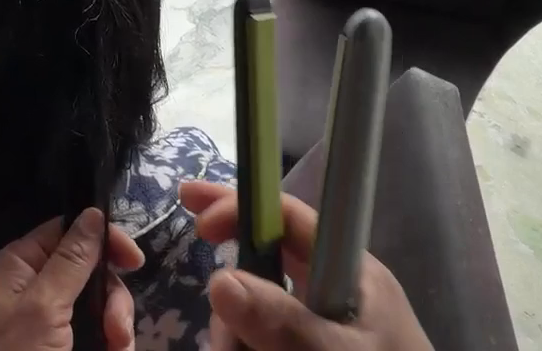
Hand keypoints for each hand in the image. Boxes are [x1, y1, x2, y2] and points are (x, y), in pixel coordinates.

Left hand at [0, 207, 143, 350]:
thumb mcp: (42, 308)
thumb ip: (71, 260)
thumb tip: (92, 213)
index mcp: (21, 266)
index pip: (67, 230)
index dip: (101, 239)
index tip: (133, 261)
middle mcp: (35, 288)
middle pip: (90, 272)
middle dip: (111, 298)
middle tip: (117, 329)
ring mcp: (49, 324)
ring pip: (99, 308)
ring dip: (115, 328)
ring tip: (116, 350)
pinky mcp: (63, 350)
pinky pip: (97, 337)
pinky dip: (111, 348)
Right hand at [179, 182, 431, 350]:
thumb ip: (283, 323)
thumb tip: (218, 280)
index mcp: (347, 267)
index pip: (286, 213)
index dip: (239, 204)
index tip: (194, 214)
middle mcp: (331, 286)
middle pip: (264, 258)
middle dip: (229, 277)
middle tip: (203, 279)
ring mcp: (320, 323)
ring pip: (256, 305)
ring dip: (235, 332)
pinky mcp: (310, 348)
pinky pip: (263, 337)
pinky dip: (246, 347)